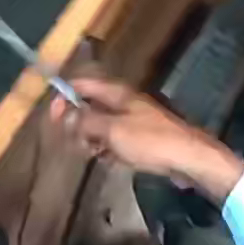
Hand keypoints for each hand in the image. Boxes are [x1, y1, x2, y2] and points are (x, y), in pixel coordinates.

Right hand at [53, 78, 243, 202]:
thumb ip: (85, 122)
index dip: (64, 96)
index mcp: (116, 92)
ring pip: (101, 124)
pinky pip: (114, 138)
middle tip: (74, 141)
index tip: (52, 116)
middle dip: (77, 122)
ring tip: (91, 153)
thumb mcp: (112, 131)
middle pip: (89, 105)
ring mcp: (133, 119)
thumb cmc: (150, 141)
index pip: (81, 84)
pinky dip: (107, 147)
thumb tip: (64, 116)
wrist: (191, 159)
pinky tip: (108, 160)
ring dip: (91, 138)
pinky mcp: (141, 137)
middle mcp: (123, 101)